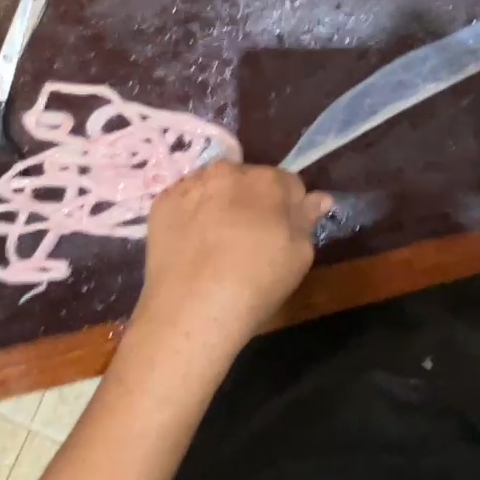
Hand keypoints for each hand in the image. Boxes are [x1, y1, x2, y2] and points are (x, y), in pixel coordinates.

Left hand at [135, 163, 331, 352]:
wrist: (192, 307)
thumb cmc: (256, 283)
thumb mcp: (298, 256)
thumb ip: (306, 220)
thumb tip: (318, 198)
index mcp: (269, 180)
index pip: (288, 184)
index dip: (288, 208)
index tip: (282, 233)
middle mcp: (229, 171)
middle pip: (248, 180)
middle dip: (253, 200)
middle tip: (249, 238)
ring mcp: (191, 184)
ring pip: (214, 186)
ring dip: (220, 203)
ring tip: (216, 242)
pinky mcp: (162, 202)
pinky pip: (185, 200)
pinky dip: (190, 214)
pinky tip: (192, 244)